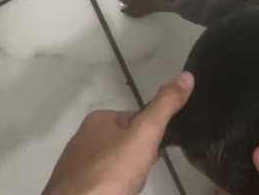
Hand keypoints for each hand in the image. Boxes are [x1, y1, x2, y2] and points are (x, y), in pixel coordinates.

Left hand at [42, 72, 194, 194]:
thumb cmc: (111, 172)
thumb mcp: (145, 134)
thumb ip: (165, 106)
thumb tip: (186, 76)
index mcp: (99, 119)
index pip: (135, 119)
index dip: (151, 136)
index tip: (158, 153)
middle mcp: (82, 138)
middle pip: (122, 143)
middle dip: (136, 157)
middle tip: (144, 173)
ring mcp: (74, 167)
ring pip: (109, 166)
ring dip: (123, 175)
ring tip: (131, 186)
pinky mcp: (71, 190)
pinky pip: (98, 183)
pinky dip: (109, 188)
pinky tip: (115, 194)